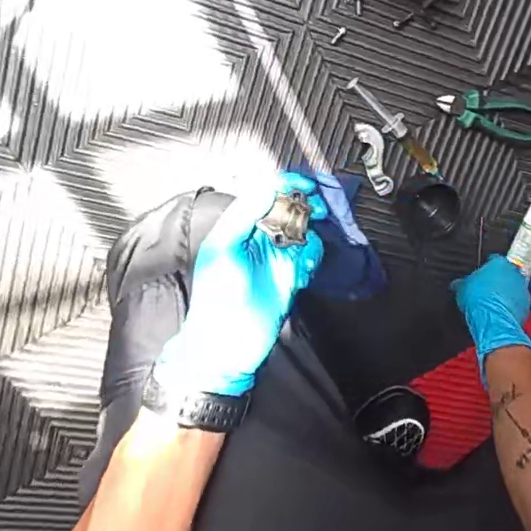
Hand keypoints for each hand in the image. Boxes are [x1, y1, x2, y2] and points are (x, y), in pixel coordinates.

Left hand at [153, 173, 328, 395]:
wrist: (226, 346)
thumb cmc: (216, 300)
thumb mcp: (223, 248)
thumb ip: (244, 214)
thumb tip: (267, 187)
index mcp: (238, 226)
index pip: (265, 193)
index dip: (286, 184)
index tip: (305, 184)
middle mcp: (259, 238)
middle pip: (289, 208)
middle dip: (304, 206)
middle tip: (315, 211)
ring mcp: (276, 257)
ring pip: (304, 230)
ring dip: (310, 233)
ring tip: (304, 246)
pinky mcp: (291, 276)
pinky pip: (310, 255)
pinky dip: (313, 255)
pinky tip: (303, 267)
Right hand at [452, 254, 530, 373]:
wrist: (493, 321)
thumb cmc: (479, 301)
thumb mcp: (461, 288)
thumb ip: (461, 283)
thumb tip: (457, 285)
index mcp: (499, 263)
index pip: (493, 259)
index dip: (486, 267)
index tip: (482, 274)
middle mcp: (514, 273)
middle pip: (507, 273)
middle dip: (498, 280)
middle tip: (487, 288)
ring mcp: (523, 289)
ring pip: (514, 288)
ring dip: (506, 293)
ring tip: (492, 302)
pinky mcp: (527, 305)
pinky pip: (518, 302)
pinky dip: (511, 306)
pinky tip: (499, 312)